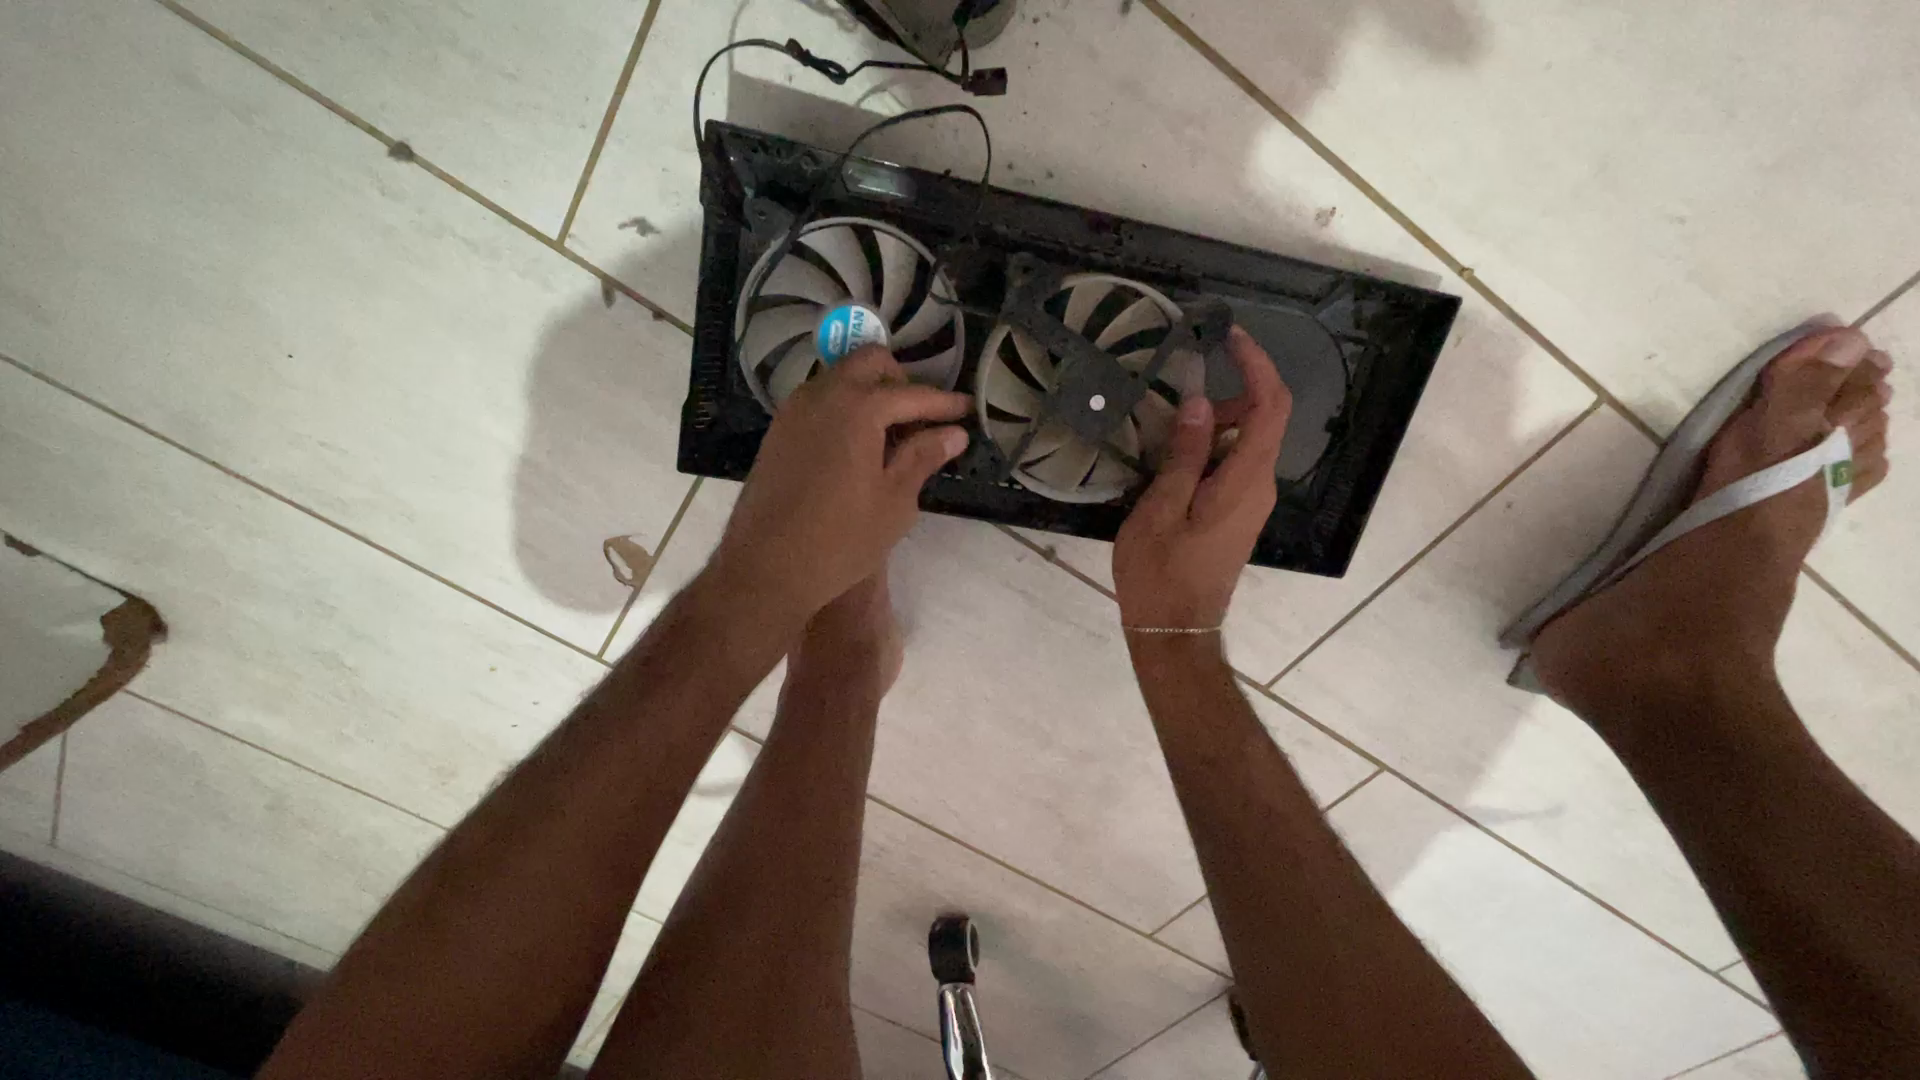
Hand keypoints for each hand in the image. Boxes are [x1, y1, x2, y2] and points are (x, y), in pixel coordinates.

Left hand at [708, 346, 970, 624]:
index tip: (969, 409)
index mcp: (857, 408)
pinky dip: (845, 407)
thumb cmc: (840, 540)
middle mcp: (822, 395)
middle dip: (901, 381)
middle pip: (869, 363)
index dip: (944, 402)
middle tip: (923, 417)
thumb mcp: (894, 501)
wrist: (765, 568)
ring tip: (892, 433)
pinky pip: (820, 400)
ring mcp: (794, 410)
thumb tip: (954, 433)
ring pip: (840, 378)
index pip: (912, 394)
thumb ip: (923, 457)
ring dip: (870, 391)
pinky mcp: (778, 431)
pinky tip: (858, 444)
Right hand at [1113, 327, 1291, 629]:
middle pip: (1261, 421)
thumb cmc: (1160, 574)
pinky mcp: (1237, 517)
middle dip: (1227, 397)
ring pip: (1245, 445)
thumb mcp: (1160, 510)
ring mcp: (1251, 504)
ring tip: (1166, 431)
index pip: (1272, 407)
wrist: (1173, 632)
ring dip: (1215, 426)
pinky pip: (1234, 468)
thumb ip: (1185, 455)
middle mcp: (1260, 488)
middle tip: (1176, 398)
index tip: (1230, 338)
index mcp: (1246, 481)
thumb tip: (1203, 403)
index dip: (1258, 365)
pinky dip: (1211, 451)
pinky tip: (1172, 461)